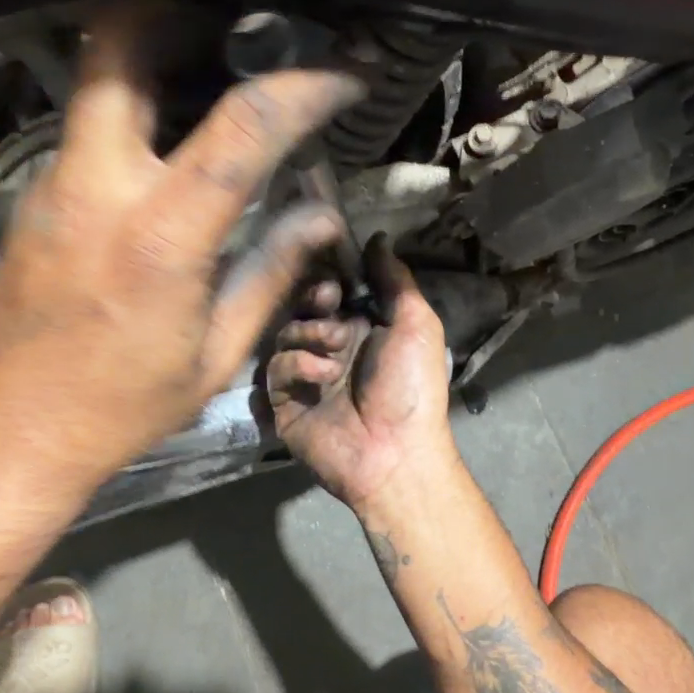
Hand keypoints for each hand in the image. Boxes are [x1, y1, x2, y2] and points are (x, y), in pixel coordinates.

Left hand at [0, 3, 363, 493]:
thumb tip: (318, 218)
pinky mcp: (30, 203)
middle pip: (121, 48)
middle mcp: (97, 191)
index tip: (339, 80)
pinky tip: (158, 170)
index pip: (241, 125)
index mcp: (160, 237)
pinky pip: (82, 137)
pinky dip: (127, 128)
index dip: (302, 88)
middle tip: (231, 46)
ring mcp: (51, 189)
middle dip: (179, 24)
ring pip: (96, 86)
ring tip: (204, 100)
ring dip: (151, 72)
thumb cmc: (123, 409)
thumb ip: (270, 273)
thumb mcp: (215, 355)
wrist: (14, 434)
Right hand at [266, 236, 457, 510]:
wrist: (394, 453)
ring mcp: (307, 375)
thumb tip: (378, 239)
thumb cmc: (412, 388)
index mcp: (364, 329)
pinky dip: (298, 365)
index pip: (334, 290)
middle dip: (313, 300)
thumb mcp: (416, 324)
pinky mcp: (285, 401)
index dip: (329, 276)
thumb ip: (395, 279)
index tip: (335, 274)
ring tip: (333, 348)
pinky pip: (276, 369)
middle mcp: (332, 348)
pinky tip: (322, 376)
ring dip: (309, 333)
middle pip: (303, 308)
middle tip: (328, 302)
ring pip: (285, 333)